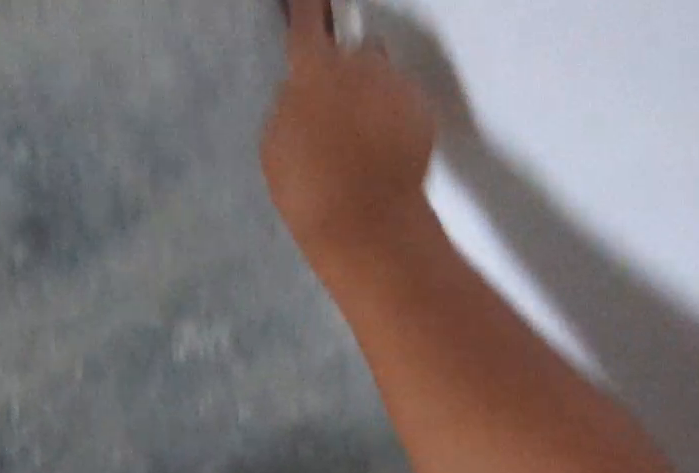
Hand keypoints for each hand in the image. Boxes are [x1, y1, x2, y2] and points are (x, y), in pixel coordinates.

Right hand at [262, 0, 437, 252]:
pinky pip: (404, 105)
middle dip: (345, 75)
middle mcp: (359, 64)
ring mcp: (396, 85)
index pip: (307, 21)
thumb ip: (289, 107)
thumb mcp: (276, 148)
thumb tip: (302, 94)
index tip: (308, 3)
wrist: (365, 223)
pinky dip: (394, 124)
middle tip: (336, 119)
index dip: (306, 10)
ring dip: (371, 98)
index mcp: (313, 71)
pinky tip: (382, 157)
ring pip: (380, 78)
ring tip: (360, 145)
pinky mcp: (422, 110)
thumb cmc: (309, 191)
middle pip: (352, 53)